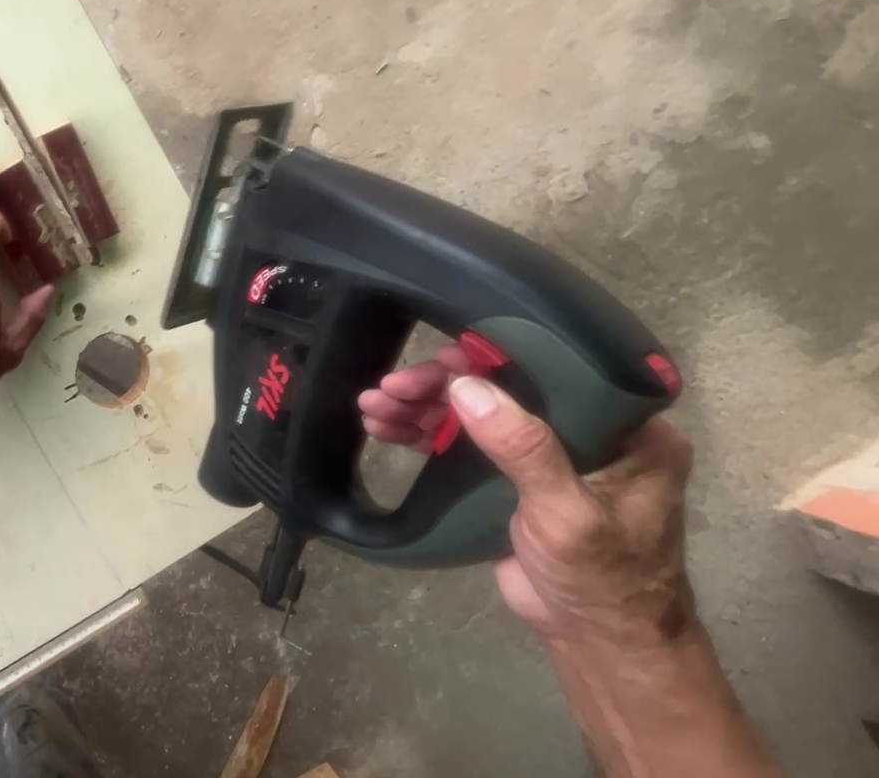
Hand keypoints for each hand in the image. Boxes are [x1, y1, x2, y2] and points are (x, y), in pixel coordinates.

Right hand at [359, 354, 696, 646]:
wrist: (596, 642)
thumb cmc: (604, 578)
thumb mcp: (569, 513)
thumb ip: (523, 449)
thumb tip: (466, 386)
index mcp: (626, 433)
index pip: (554, 373)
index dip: (495, 359)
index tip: (442, 356)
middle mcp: (585, 434)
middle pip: (500, 391)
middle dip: (438, 387)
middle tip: (389, 388)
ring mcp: (542, 455)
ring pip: (472, 414)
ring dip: (420, 407)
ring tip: (371, 406)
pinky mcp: (508, 478)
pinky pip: (459, 442)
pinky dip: (421, 431)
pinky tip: (384, 426)